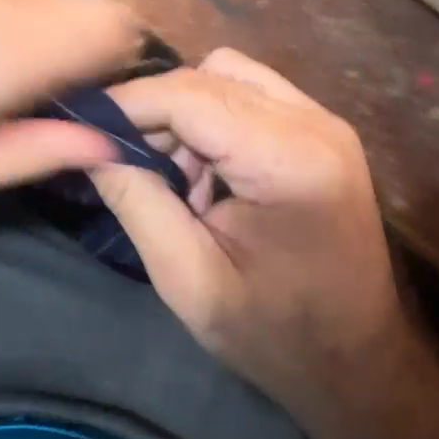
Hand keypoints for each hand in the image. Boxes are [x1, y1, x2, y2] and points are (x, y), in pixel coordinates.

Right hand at [89, 49, 405, 406]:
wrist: (358, 365)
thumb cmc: (274, 334)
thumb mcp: (188, 279)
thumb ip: (135, 200)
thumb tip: (87, 142)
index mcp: (291, 161)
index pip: (187, 95)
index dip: (126, 104)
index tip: (80, 128)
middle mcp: (314, 123)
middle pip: (205, 76)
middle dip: (151, 109)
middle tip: (119, 158)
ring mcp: (322, 122)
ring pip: (223, 73)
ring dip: (180, 109)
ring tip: (165, 169)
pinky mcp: (319, 130)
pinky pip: (245, 91)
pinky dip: (208, 114)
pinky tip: (199, 166)